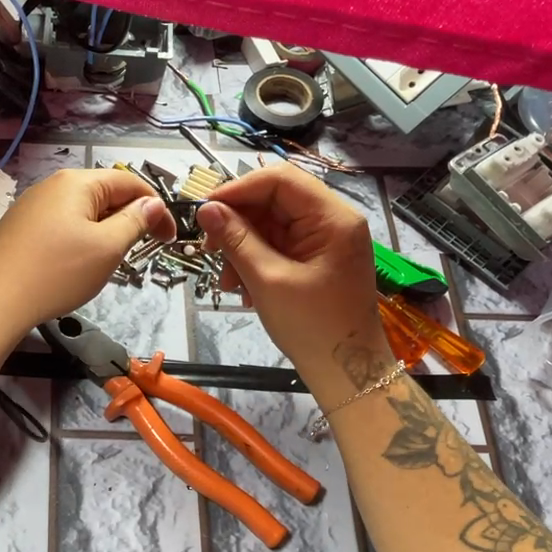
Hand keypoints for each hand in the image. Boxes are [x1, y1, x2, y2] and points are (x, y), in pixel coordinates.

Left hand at [0, 168, 175, 331]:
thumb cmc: (56, 273)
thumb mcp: (106, 249)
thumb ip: (133, 223)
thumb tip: (152, 204)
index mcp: (77, 183)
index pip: (129, 182)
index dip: (155, 208)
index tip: (168, 238)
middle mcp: (52, 186)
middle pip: (104, 195)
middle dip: (127, 220)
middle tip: (138, 254)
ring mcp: (30, 207)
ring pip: (81, 214)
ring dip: (103, 234)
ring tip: (105, 265)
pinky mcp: (17, 230)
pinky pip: (59, 228)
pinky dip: (77, 243)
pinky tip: (73, 269)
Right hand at [198, 165, 390, 381]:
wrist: (345, 371)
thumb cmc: (312, 326)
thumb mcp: (268, 280)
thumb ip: (236, 240)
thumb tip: (206, 209)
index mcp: (332, 218)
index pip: (280, 180)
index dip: (238, 190)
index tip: (205, 211)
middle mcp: (333, 220)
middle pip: (274, 201)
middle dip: (237, 224)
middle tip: (209, 251)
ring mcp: (325, 241)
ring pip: (271, 226)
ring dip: (242, 249)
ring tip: (228, 283)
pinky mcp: (317, 259)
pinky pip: (278, 247)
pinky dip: (255, 262)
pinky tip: (243, 288)